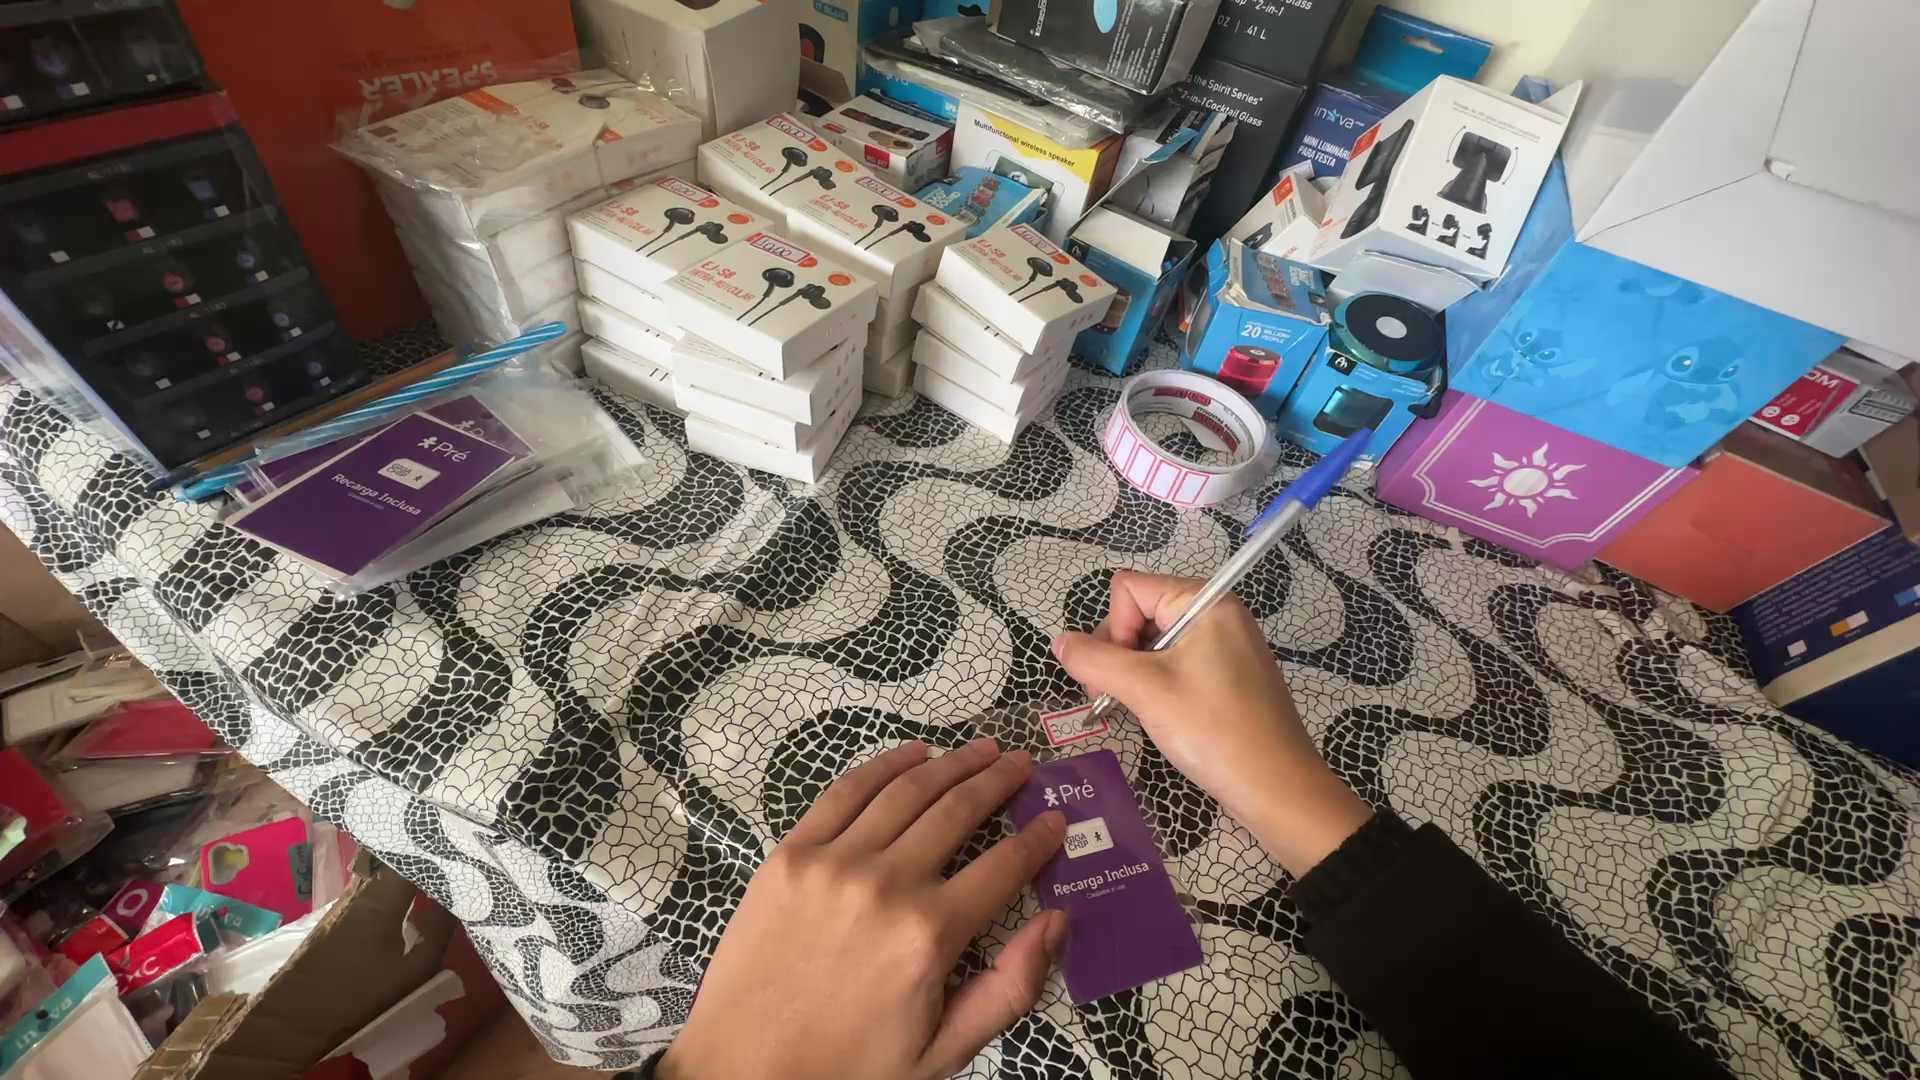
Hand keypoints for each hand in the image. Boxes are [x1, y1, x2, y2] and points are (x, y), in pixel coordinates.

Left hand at [659, 739, 1066, 1079]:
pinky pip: (847, 790)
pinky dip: (886, 764)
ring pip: (909, 791)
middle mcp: (888, 883)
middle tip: (1021, 762)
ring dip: (953, 762)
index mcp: (930, 935)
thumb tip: (1057, 919)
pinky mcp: (793, 851)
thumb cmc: (850, 1068)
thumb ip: (1009, 988)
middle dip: (999, 781)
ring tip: (982, 748)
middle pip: (959, 811)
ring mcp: (835, 860)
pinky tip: (914, 752)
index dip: (1038, 839)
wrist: (740, 1072)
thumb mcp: (942, 1054)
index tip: (1055, 817)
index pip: (1004, 868)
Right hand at [1050, 572, 1371, 875]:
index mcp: (1204, 600)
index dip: (1112, 628)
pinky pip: (1173, 661)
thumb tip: (1058, 642)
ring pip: (1151, 640)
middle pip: (1138, 611)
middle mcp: (1215, 612)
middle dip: (1118, 651)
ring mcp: (1223, 643)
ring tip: (1139, 709)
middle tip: (1116, 697)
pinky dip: (1155, 683)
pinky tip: (1159, 713)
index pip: (1129, 589)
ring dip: (1133, 672)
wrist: (1279, 792)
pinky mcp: (1225, 673)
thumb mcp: (1145, 690)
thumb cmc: (1213, 730)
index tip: (1122, 674)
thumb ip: (1094, 660)